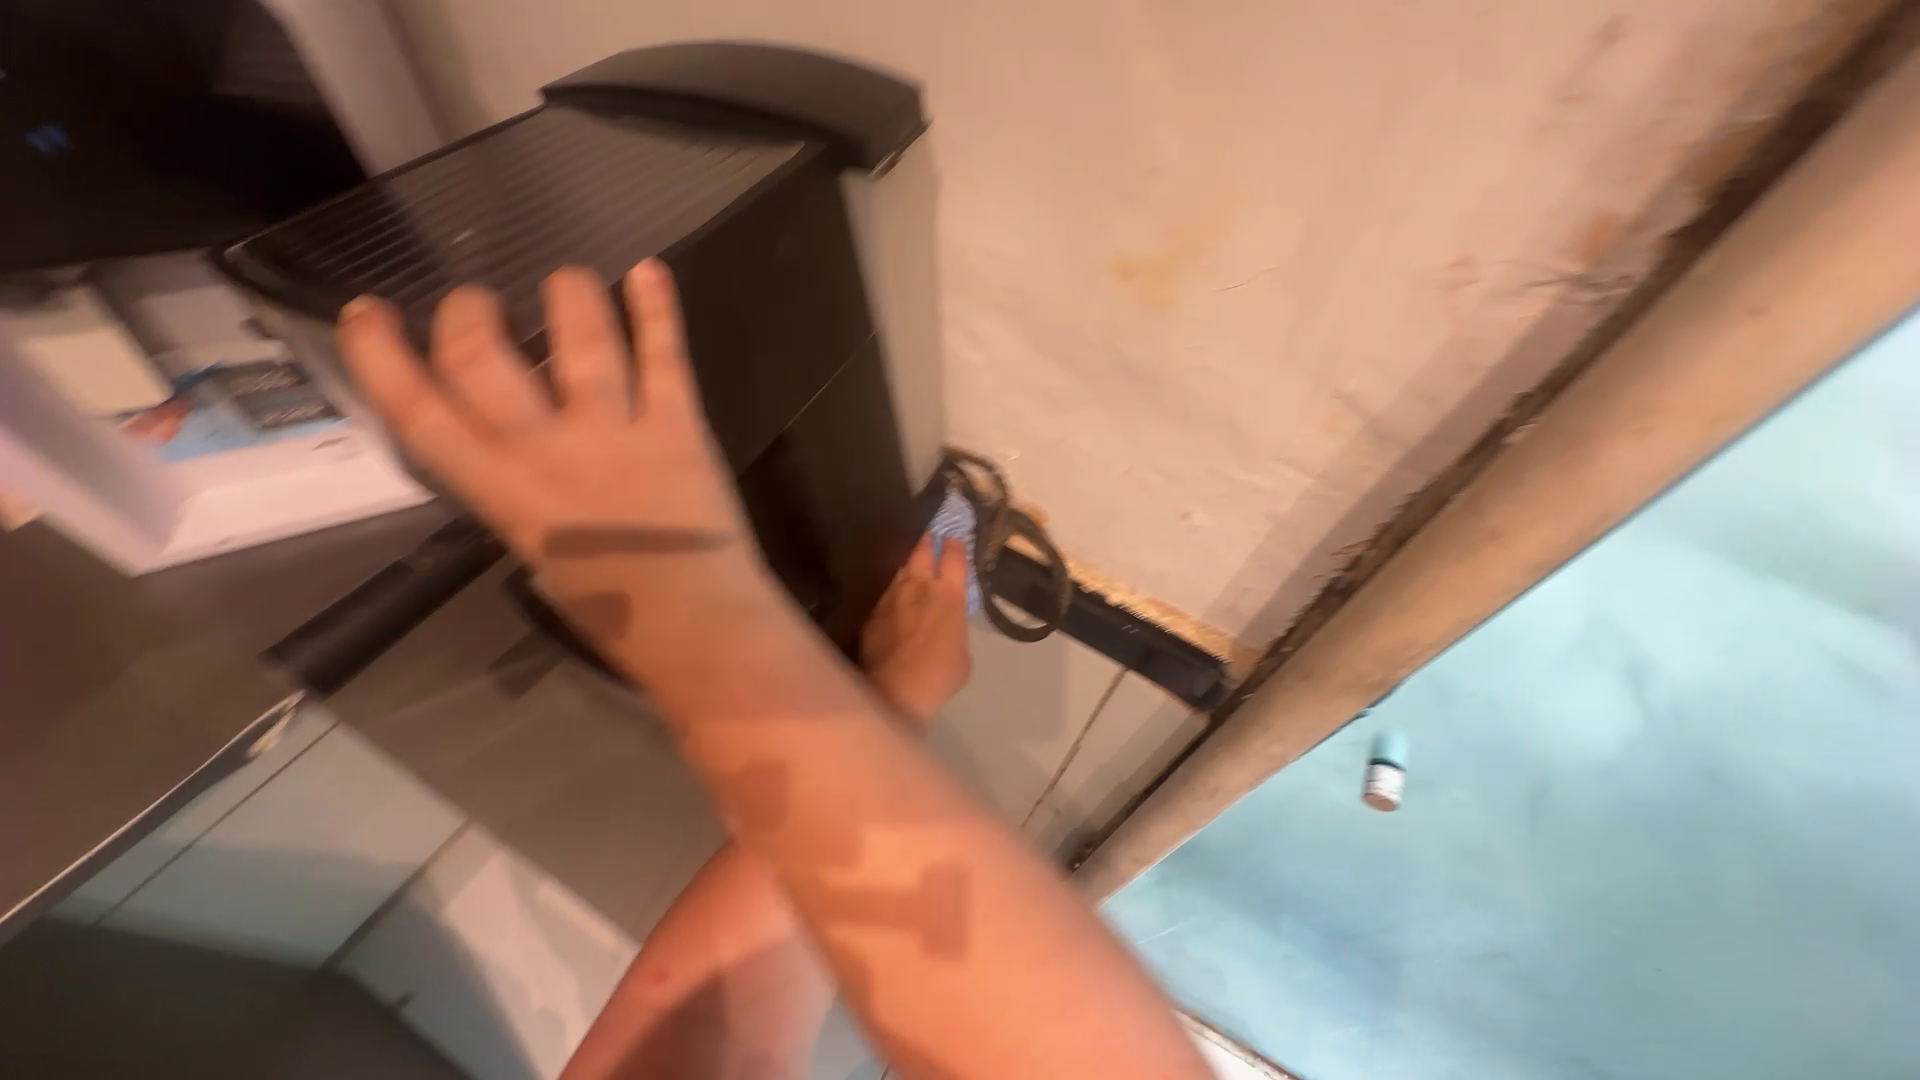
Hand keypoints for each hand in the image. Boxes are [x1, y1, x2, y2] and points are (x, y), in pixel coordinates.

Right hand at [337, 261, 772, 644]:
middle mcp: (550, 452)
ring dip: (568, 294)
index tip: (370, 312)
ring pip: (580, 340)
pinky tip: (649, 269)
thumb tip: (516, 445)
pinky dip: (657, 310)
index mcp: (501, 495)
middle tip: (479, 302)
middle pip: (485, 358)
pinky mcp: (681, 428)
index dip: (382, 355)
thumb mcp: (538, 556)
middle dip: (470, 314)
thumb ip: (520, 495)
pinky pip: (665, 357)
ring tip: (566, 277)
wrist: (699, 627)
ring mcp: (618, 434)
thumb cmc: (615, 614)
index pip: (418, 412)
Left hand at [861, 534, 972, 727]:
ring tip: (908, 560)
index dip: (955, 544)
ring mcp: (892, 597)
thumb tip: (946, 626)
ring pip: (899, 569)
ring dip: (906, 563)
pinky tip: (891, 592)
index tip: (953, 536)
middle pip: (922, 552)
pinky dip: (891, 589)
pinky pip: (884, 592)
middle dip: (926, 541)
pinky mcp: (873, 611)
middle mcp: (920, 587)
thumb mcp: (962, 653)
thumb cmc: (940, 675)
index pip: (954, 557)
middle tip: (928, 533)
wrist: (896, 690)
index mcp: (950, 596)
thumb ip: (954, 629)